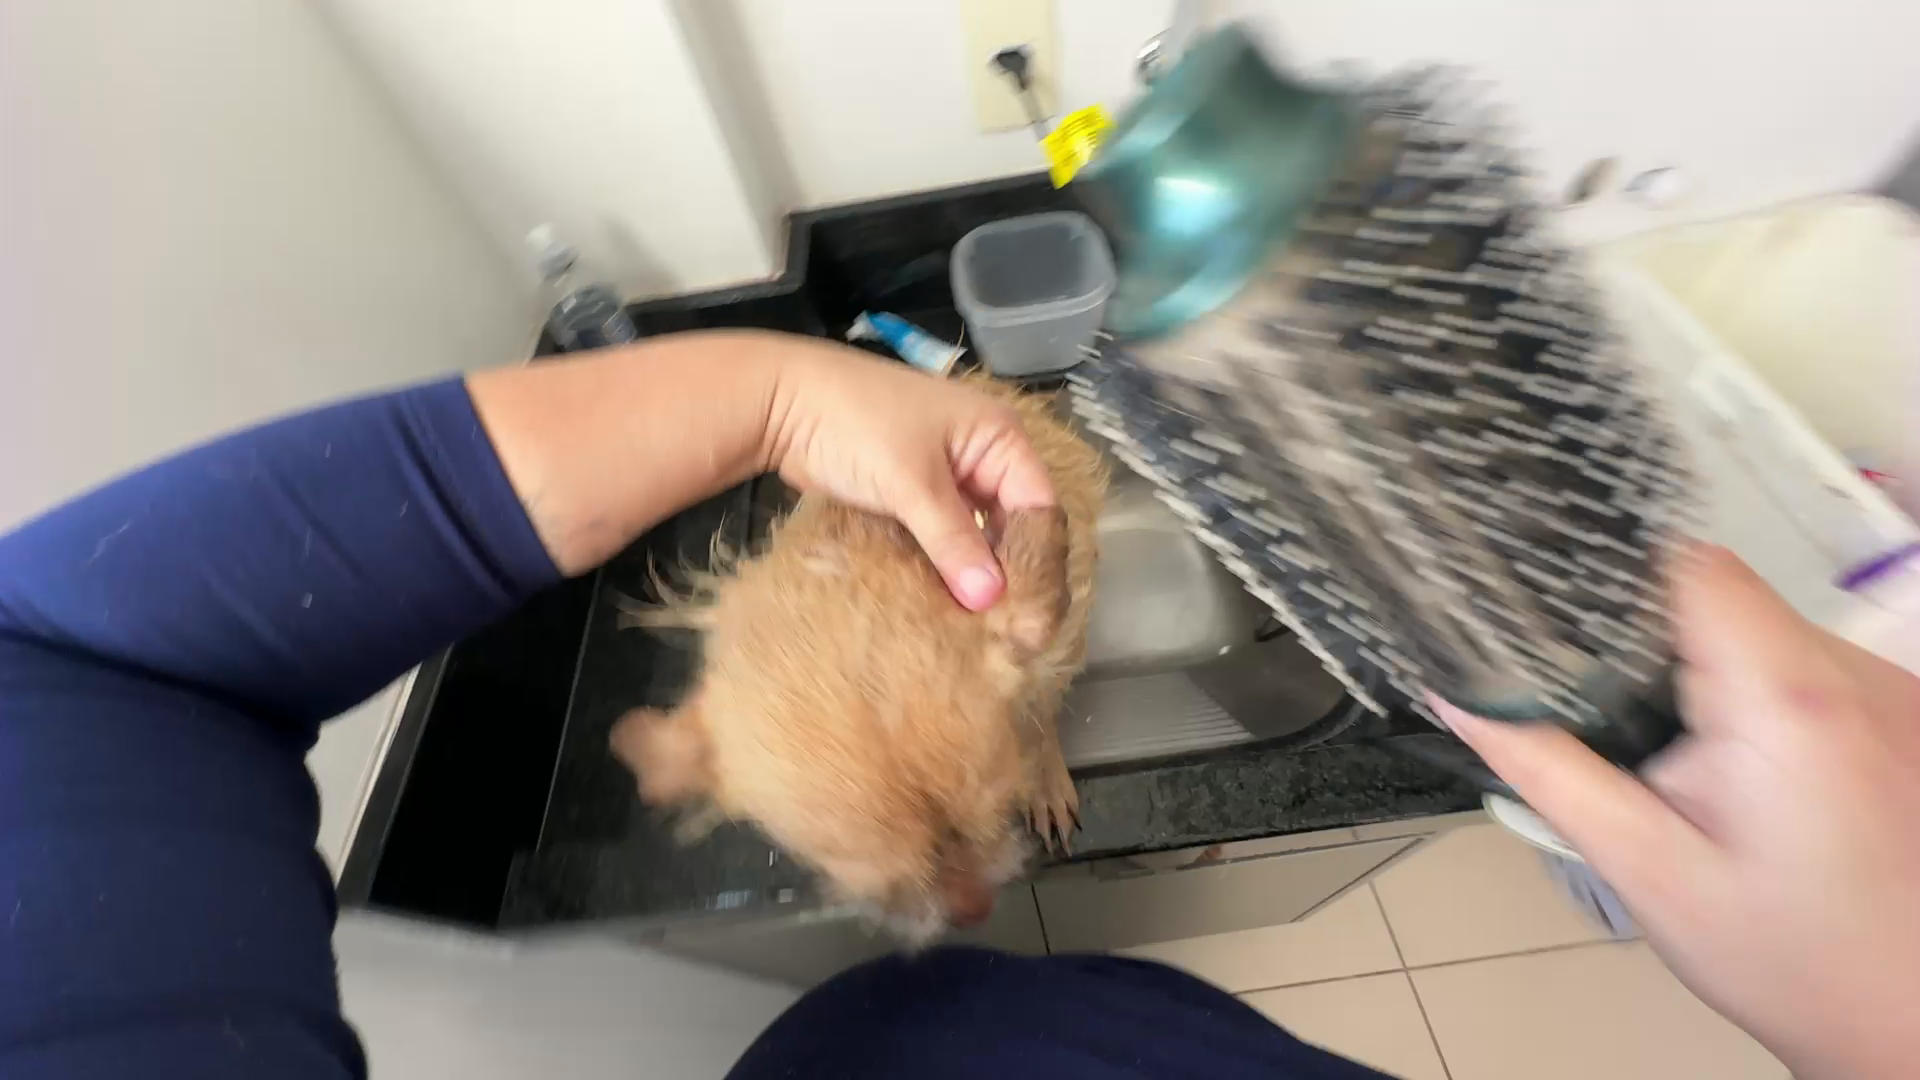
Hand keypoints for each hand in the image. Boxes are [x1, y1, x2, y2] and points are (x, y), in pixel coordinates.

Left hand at [758, 337, 1055, 610]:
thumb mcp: (911, 484)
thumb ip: (953, 542)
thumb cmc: (856, 427)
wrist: (781, 403)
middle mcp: (984, 454)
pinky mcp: (917, 492)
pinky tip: (946, 598)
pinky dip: (946, 561)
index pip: (1037, 505)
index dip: (1035, 557)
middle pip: (1011, 521)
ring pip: (978, 531)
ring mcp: (949, 474)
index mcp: (999, 436)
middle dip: (1006, 568)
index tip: (1028, 612)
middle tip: (1005, 626)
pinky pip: (946, 533)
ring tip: (978, 622)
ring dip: (974, 569)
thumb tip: (991, 599)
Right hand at [1434, 545, 1919, 1079]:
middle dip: (1622, 623)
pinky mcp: (1890, 716)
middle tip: (1558, 678)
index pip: (1689, 570)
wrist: (1919, 1032)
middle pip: (1706, 591)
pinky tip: (1688, 740)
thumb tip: (1451, 695)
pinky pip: (1776, 656)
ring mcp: (1889, 695)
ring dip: (1669, 654)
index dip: (1604, 566)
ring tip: (1625, 720)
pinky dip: (1716, 677)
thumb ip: (1539, 765)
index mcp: (1790, 705)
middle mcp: (1857, 682)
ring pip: (1739, 621)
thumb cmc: (1794, 957)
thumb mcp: (1638, 862)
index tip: (1534, 593)